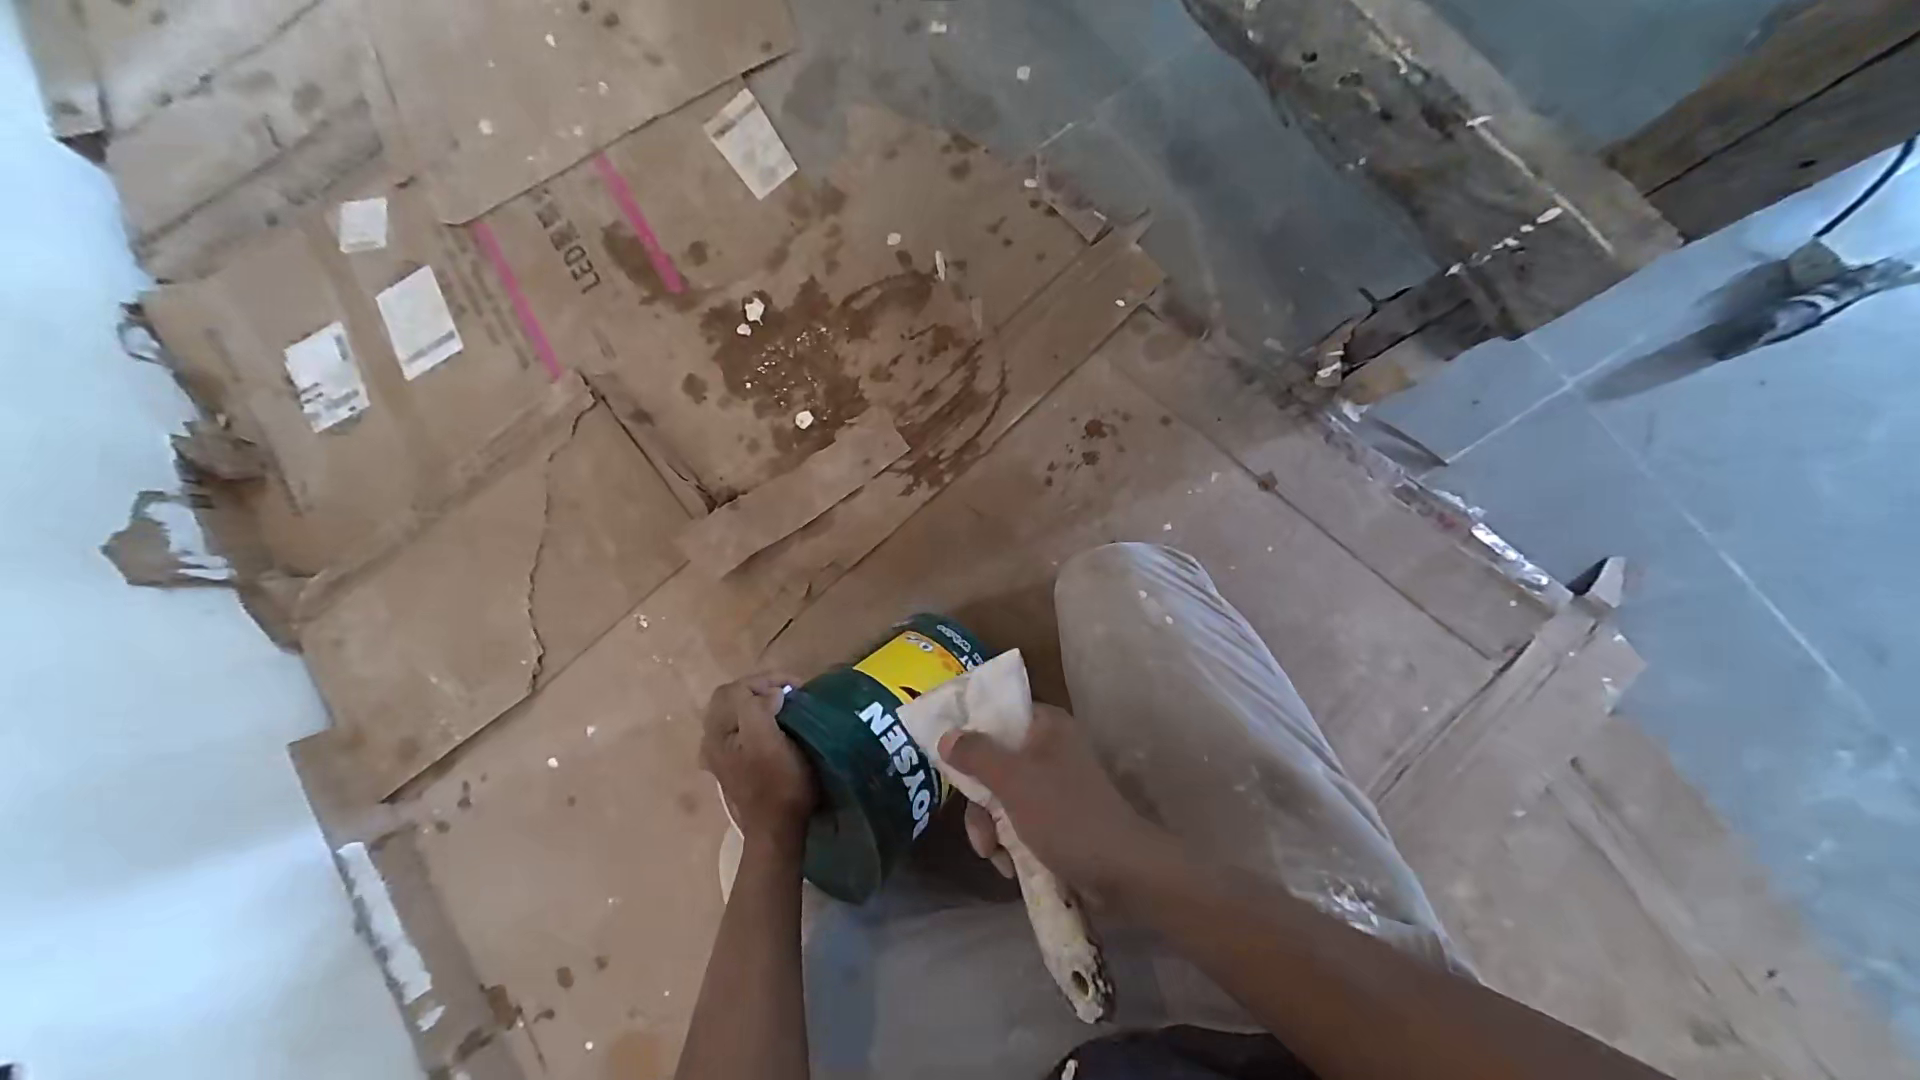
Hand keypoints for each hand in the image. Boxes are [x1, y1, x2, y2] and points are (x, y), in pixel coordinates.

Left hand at [700, 674, 817, 846]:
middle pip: (732, 697)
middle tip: (792, 692)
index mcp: (717, 732)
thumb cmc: (778, 784)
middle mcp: (711, 740)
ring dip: (760, 701)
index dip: (766, 680)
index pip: (736, 688)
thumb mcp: (768, 742)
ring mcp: (721, 753)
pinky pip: (741, 727)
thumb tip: (771, 693)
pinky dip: (758, 717)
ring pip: (735, 712)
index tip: (797, 686)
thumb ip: (759, 709)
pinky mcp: (733, 764)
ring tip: (786, 704)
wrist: (777, 829)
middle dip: (762, 687)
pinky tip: (773, 724)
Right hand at [939, 703, 1173, 905]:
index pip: (999, 711)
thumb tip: (946, 735)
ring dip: (991, 828)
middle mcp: (1049, 748)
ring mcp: (1053, 785)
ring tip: (996, 856)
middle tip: (979, 831)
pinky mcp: (1057, 818)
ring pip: (1001, 796)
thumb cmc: (1066, 815)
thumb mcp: (1014, 780)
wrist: (1123, 874)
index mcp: (1046, 725)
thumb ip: (976, 754)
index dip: (970, 729)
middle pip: (993, 760)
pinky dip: (1009, 842)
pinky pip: (1017, 821)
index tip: (947, 754)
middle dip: (979, 801)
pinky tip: (1010, 866)